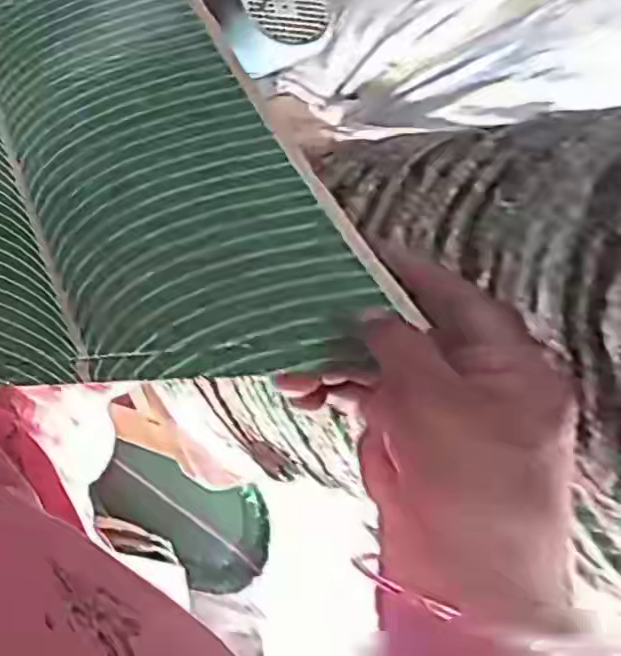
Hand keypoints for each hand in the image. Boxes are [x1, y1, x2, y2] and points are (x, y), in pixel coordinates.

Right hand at [284, 250, 576, 637]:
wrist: (459, 549)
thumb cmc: (471, 474)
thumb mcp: (439, 399)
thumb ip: (401, 344)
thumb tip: (365, 309)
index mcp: (506, 366)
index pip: (457, 301)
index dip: (409, 272)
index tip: (357, 247)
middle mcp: (467, 375)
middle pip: (398, 324)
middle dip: (342, 320)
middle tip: (297, 302)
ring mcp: (427, 396)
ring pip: (361, 353)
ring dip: (319, 357)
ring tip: (290, 372)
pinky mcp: (391, 415)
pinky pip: (345, 382)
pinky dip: (318, 383)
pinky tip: (300, 393)